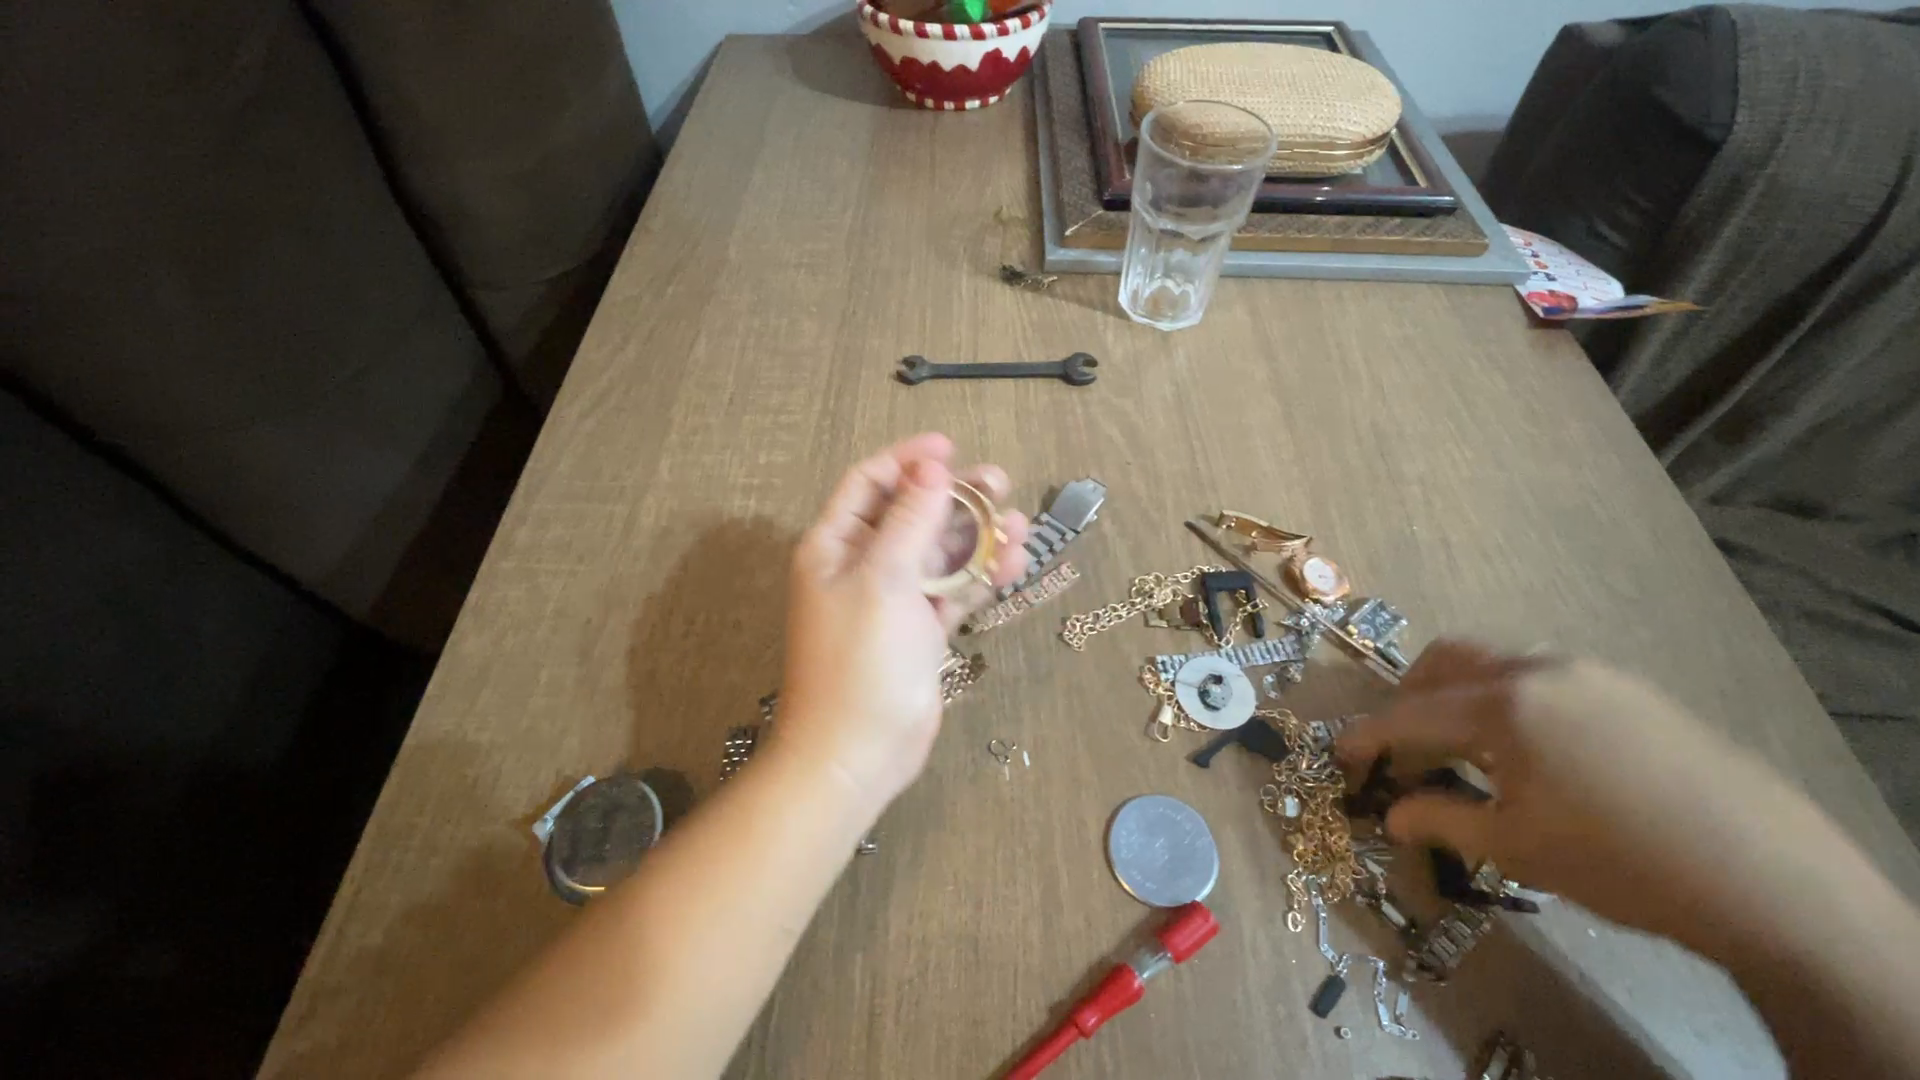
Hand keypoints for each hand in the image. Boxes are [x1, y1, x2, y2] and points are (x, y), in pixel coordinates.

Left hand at [772, 434, 1029, 817]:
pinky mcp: (921, 629)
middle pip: (912, 513)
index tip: (951, 447)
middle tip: (999, 483)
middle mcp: (862, 565)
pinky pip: (954, 590)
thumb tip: (930, 466)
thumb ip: (911, 520)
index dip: (907, 460)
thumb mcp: (884, 579)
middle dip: (954, 497)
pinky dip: (981, 576)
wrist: (858, 751)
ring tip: (1020, 526)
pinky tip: (1014, 564)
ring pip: (940, 552)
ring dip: (978, 537)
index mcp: (834, 546)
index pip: (869, 484)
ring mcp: (894, 599)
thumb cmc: (861, 659)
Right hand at [1336, 641, 1809, 940]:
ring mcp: (1592, 674)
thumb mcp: (1514, 847)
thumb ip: (1441, 819)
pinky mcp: (1633, 691)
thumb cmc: (1618, 860)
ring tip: (1467, 748)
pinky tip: (1532, 751)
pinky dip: (1510, 701)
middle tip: (1402, 742)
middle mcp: (1539, 672)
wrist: (1765, 874)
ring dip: (1463, 694)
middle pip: (1448, 661)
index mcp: (1503, 706)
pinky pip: (1544, 679)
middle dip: (1412, 695)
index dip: (1368, 734)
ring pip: (1498, 665)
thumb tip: (1390, 815)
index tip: (1339, 751)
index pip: (1411, 714)